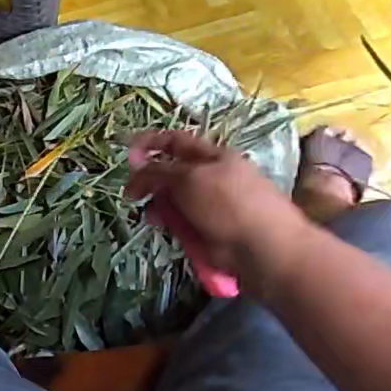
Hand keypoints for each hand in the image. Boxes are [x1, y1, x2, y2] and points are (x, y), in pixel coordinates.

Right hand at [126, 131, 314, 293]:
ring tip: (156, 220)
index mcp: (212, 156)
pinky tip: (172, 233)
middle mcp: (211, 178)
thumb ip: (158, 172)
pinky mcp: (210, 232)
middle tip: (134, 196)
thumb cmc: (229, 205)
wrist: (264, 249)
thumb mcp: (189, 179)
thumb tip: (137, 170)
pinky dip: (174, 228)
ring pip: (174, 202)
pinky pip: (183, 225)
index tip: (127, 155)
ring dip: (161, 209)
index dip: (150, 143)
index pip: (175, 142)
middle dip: (151, 183)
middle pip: (170, 174)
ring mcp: (211, 206)